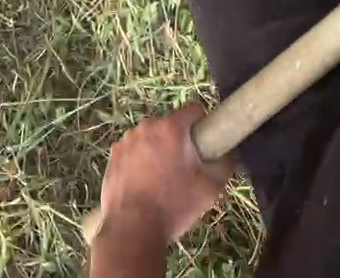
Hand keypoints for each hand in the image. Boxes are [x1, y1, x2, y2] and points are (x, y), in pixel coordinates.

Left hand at [97, 104, 231, 246]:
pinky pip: (133, 150)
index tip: (204, 145)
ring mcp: (127, 139)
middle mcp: (147, 126)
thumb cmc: (174, 206)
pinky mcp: (113, 154)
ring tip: (161, 181)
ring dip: (158, 150)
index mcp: (171, 128)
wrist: (132, 230)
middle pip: (170, 125)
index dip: (202, 125)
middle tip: (183, 169)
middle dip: (178, 141)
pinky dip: (140, 161)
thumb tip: (226, 152)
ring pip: (150, 137)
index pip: (194, 110)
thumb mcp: (210, 189)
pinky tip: (143, 184)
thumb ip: (224, 164)